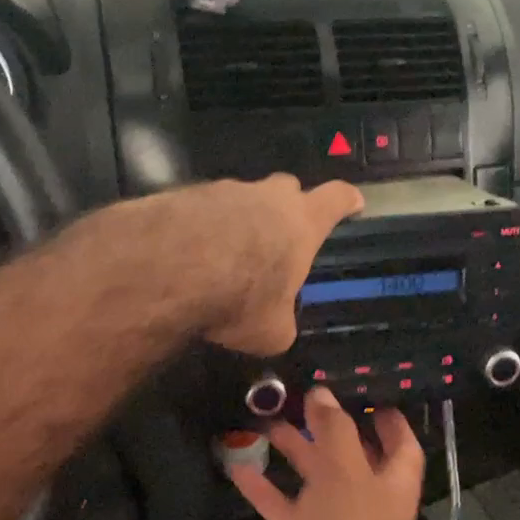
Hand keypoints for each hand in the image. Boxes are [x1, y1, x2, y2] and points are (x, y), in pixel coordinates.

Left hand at [188, 175, 363, 355]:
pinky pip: (202, 209)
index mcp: (301, 222)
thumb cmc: (239, 298)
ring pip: (241, 199)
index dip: (346, 200)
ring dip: (239, 220)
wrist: (167, 269)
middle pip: (286, 188)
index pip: (336, 198)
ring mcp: (222, 190)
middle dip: (287, 206)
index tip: (353, 202)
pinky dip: (202, 227)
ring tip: (226, 253)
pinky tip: (191, 253)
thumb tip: (276, 326)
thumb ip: (281, 321)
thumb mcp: (271, 331)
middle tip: (280, 232)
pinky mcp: (183, 195)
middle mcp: (266, 197)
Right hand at [229, 388, 424, 519]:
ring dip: (294, 453)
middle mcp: (368, 505)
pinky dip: (264, 489)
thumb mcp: (344, 475)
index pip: (401, 444)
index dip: (388, 418)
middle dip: (328, 428)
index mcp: (393, 488)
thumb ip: (335, 430)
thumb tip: (323, 392)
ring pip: (315, 481)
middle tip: (301, 397)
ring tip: (267, 421)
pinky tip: (237, 466)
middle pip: (351, 458)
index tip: (364, 389)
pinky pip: (283, 509)